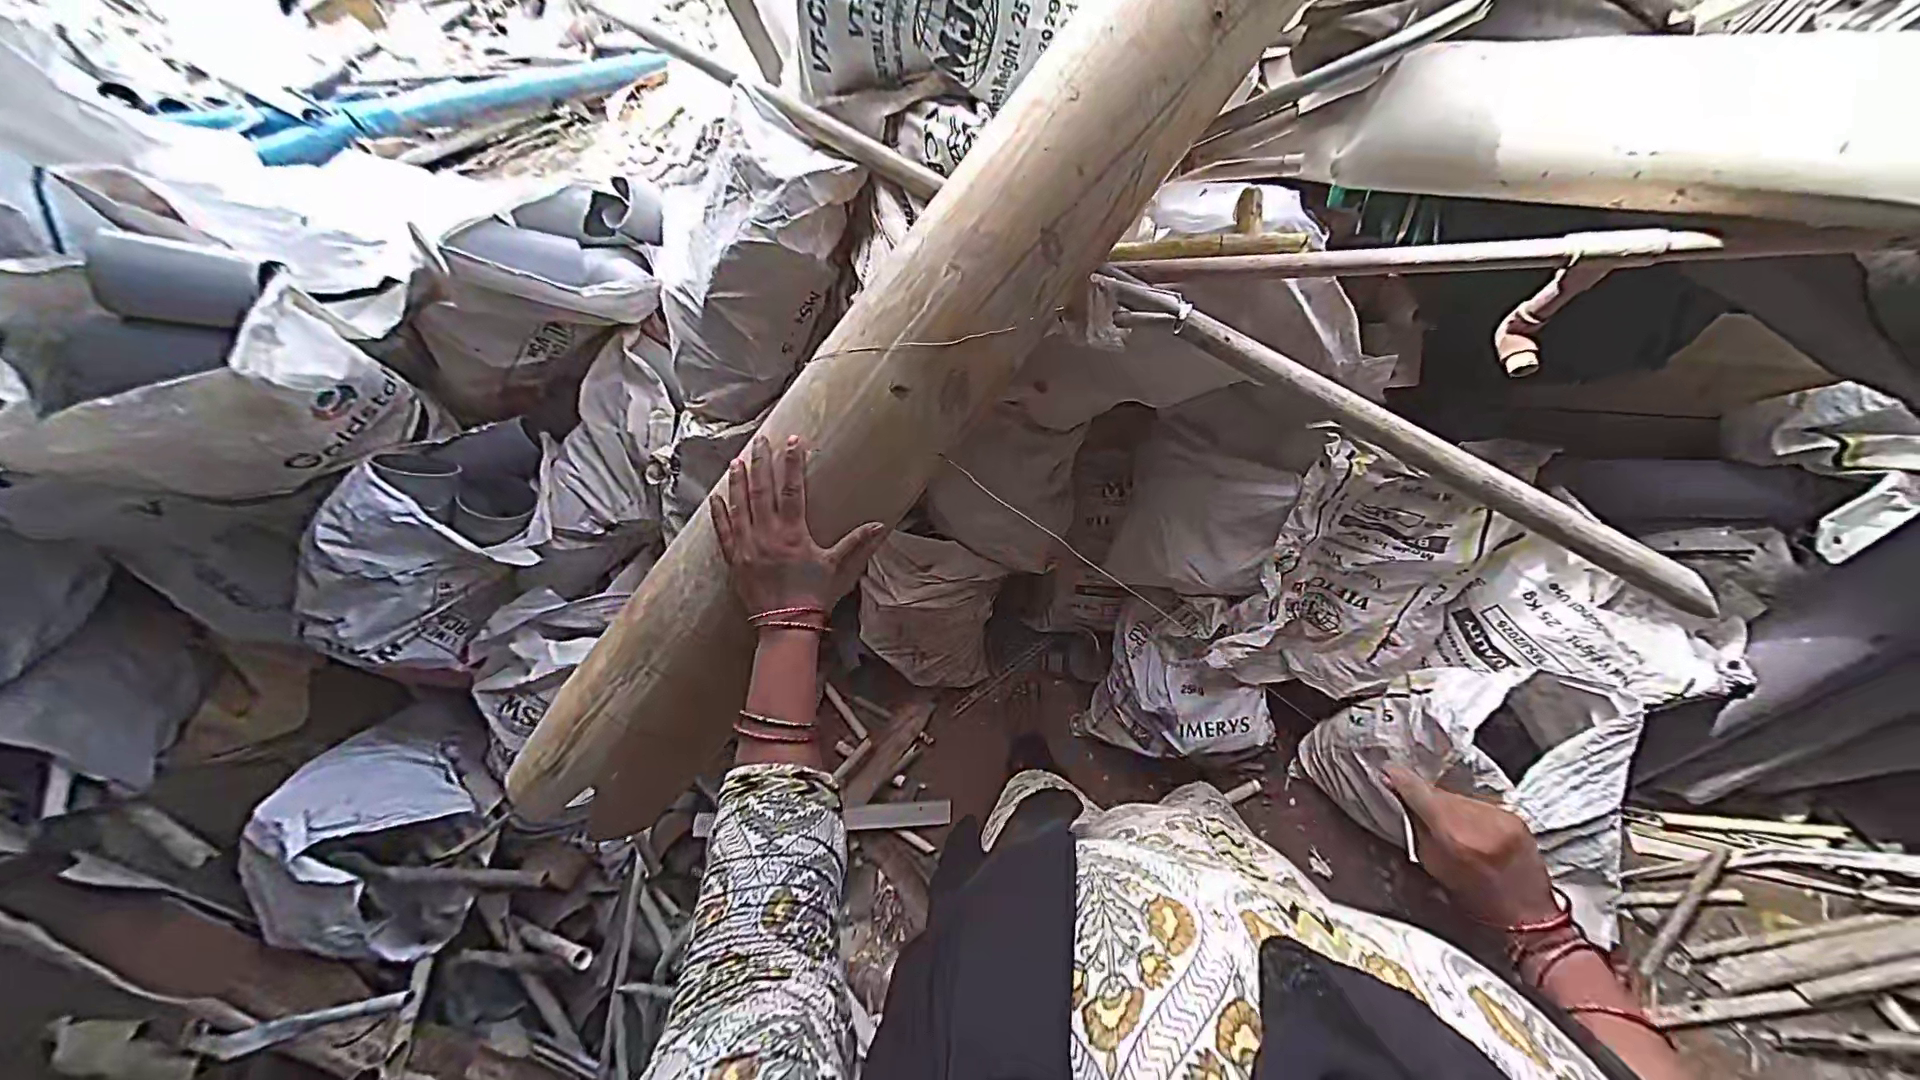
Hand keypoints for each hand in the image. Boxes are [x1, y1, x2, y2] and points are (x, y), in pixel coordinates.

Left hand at [710, 434, 890, 615]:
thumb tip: (881, 525)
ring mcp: (747, 545)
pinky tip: (716, 497)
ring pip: (740, 506)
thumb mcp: (837, 566)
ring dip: (738, 481)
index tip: (793, 442)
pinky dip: (719, 513)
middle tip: (760, 441)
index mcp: (793, 532)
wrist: (786, 624)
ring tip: (736, 461)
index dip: (793, 464)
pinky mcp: (734, 559)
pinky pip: (723, 531)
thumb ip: (857, 542)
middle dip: (761, 463)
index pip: (792, 489)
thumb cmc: (814, 595)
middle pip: (762, 491)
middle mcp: (767, 534)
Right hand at [1384, 766, 1558, 927]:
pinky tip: (1468, 827)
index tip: (1387, 771)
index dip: (1399, 778)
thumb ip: (1413, 824)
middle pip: (1438, 792)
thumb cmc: (1473, 898)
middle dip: (1422, 795)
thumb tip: (1395, 791)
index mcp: (1454, 837)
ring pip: (1457, 796)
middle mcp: (1481, 823)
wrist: (1528, 918)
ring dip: (1445, 802)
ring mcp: (1502, 819)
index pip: (1419, 790)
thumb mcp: (1430, 862)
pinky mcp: (1515, 818)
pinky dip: (1467, 810)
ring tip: (1445, 821)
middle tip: (1413, 803)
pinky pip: (1477, 803)